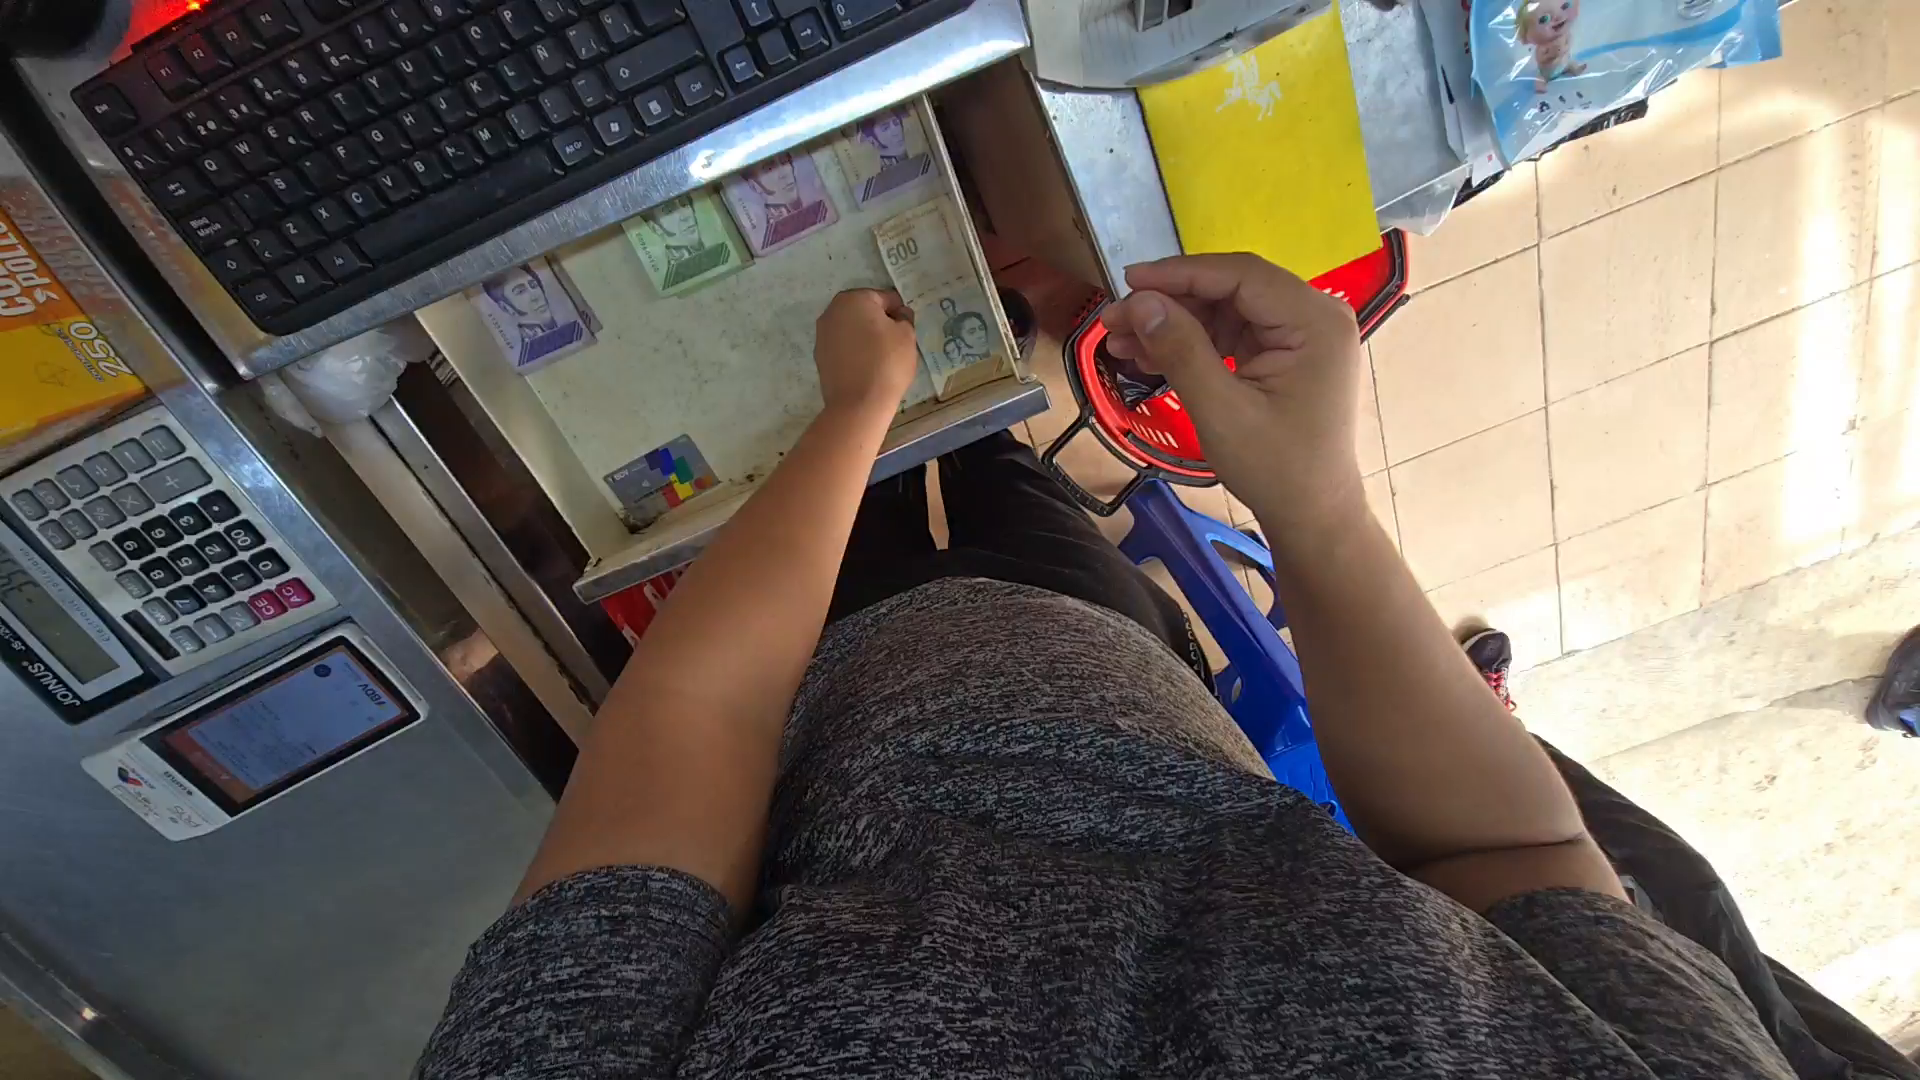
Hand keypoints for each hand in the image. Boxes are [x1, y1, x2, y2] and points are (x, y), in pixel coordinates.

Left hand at [814, 288, 918, 417]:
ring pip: (851, 329)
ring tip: (880, 358)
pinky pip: (843, 347)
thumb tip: (899, 314)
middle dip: (879, 323)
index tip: (906, 331)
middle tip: (894, 344)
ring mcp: (822, 334)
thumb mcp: (907, 336)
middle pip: (864, 311)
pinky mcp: (820, 356)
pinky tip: (865, 368)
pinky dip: (854, 352)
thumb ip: (905, 319)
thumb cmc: (887, 363)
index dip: (899, 313)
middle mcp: (832, 311)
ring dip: (865, 337)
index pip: (885, 298)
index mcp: (854, 299)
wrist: (858, 404)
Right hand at [1102, 254, 1367, 547]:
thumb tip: (1138, 303)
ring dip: (1173, 325)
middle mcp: (1313, 318)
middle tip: (1114, 319)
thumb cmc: (1273, 467)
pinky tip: (1148, 355)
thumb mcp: (1220, 409)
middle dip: (1170, 303)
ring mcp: (1298, 338)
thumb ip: (1181, 350)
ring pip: (1224, 313)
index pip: (1240, 276)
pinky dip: (1190, 345)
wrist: (1310, 515)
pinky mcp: (1282, 359)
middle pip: (1230, 291)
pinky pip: (1230, 338)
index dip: (1179, 274)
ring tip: (1120, 341)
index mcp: (1313, 321)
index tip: (1127, 281)